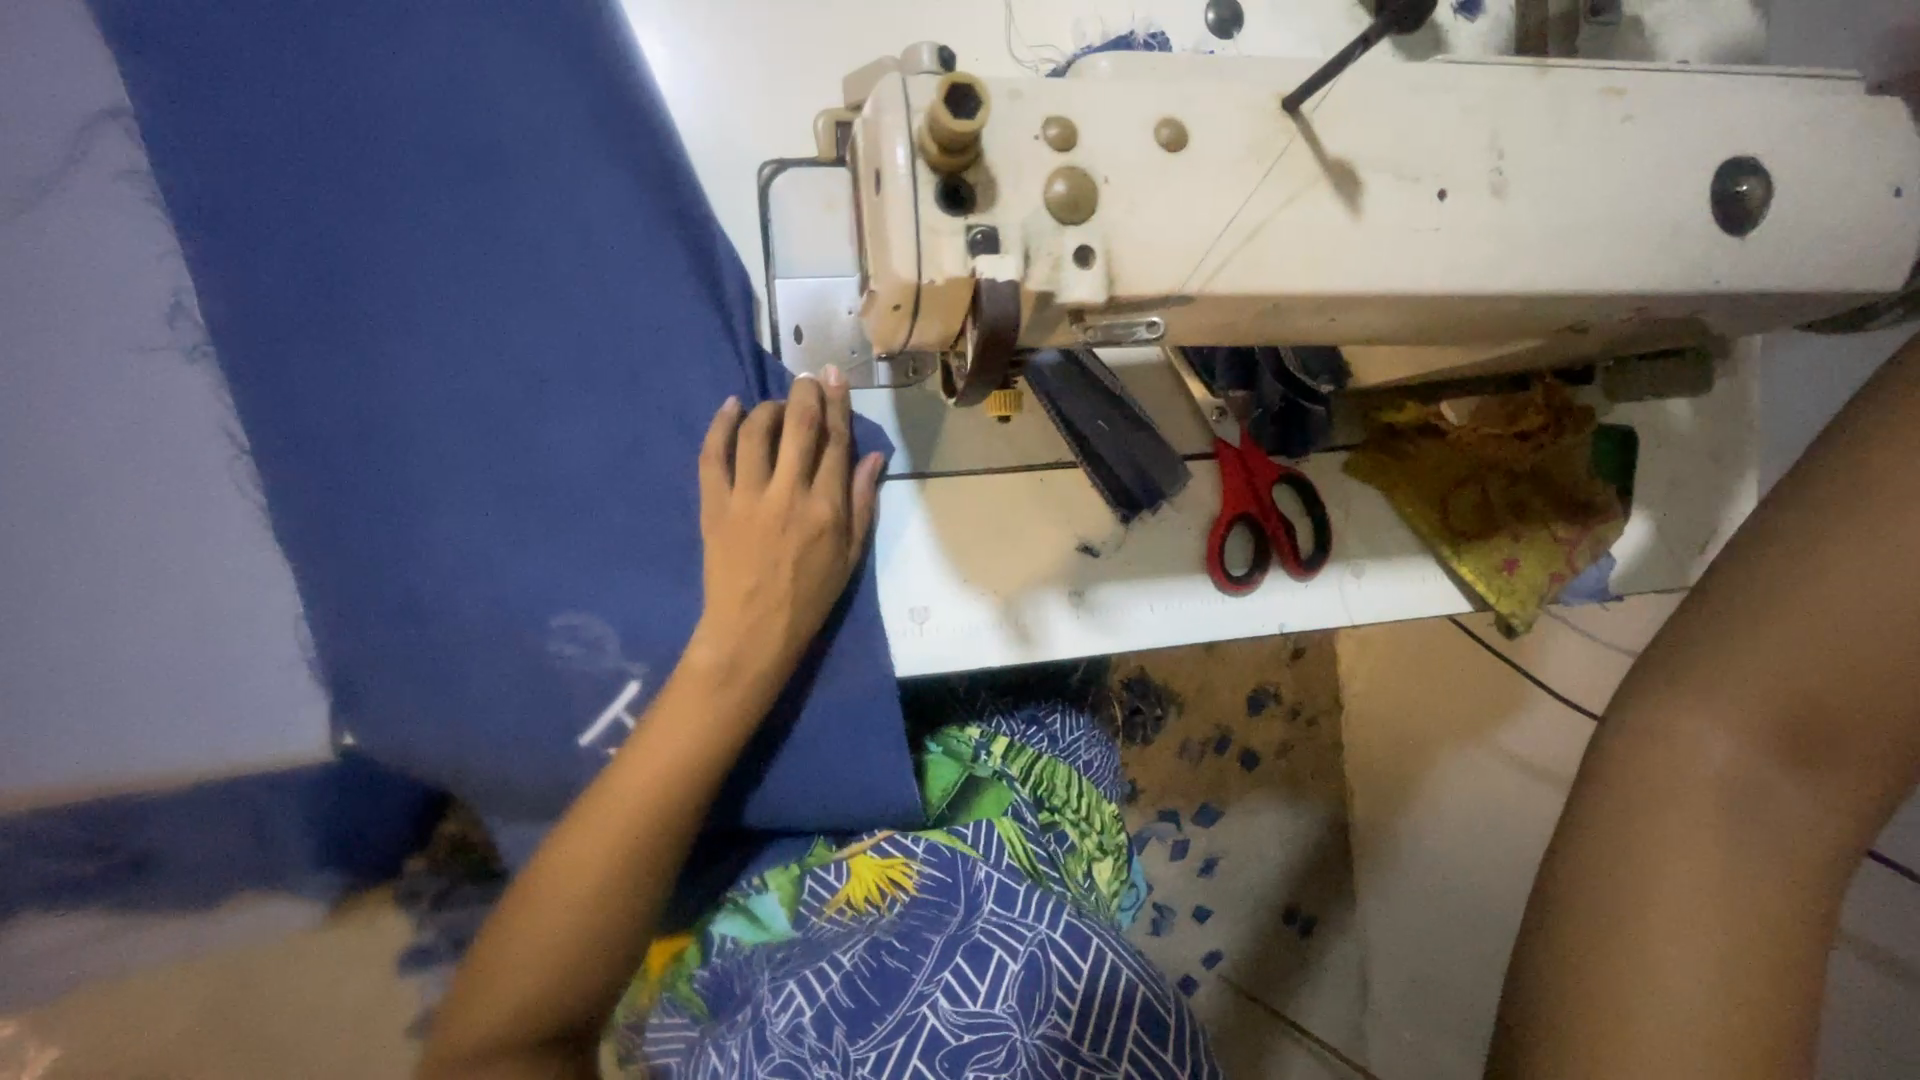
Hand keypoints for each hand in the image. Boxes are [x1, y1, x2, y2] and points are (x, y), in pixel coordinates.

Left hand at [687, 366, 885, 698]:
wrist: (753, 631)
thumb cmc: (810, 598)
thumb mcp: (850, 556)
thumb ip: (862, 503)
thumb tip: (873, 456)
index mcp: (828, 508)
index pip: (836, 441)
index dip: (838, 404)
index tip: (835, 377)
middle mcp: (789, 494)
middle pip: (799, 426)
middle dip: (805, 393)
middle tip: (807, 379)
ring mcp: (747, 497)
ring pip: (757, 432)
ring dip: (768, 408)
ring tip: (774, 407)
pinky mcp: (714, 505)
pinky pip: (713, 455)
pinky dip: (720, 426)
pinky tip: (730, 407)